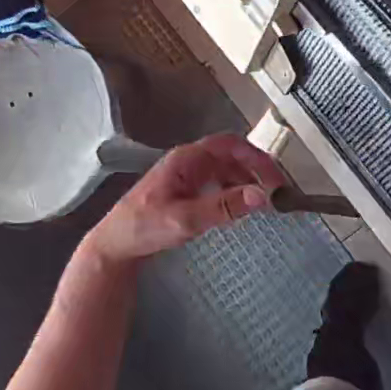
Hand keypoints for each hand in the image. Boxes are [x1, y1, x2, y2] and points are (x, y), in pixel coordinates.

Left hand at [81, 133, 287, 267]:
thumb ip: (224, 206)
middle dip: (256, 170)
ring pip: (226, 168)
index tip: (275, 179)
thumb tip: (261, 195)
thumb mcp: (186, 219)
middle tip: (276, 192)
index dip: (256, 157)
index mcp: (187, 159)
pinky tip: (239, 208)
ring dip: (246, 181)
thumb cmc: (144, 228)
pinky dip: (234, 191)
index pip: (231, 144)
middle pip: (232, 155)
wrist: (114, 246)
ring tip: (262, 202)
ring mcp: (186, 175)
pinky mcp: (186, 190)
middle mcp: (188, 161)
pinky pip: (218, 182)